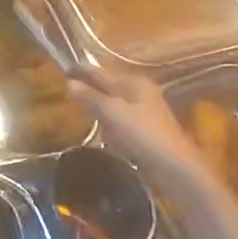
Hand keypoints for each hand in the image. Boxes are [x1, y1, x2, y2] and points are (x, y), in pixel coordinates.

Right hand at [67, 71, 208, 181]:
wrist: (174, 167)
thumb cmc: (142, 134)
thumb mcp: (111, 112)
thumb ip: (90, 96)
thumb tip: (69, 83)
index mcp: (133, 82)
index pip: (100, 71)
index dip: (81, 71)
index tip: (63, 71)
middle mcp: (140, 92)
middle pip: (107, 86)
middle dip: (88, 87)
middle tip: (66, 89)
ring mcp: (144, 111)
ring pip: (112, 102)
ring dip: (96, 104)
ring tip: (77, 106)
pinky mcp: (144, 130)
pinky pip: (119, 118)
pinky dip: (106, 120)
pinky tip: (98, 127)